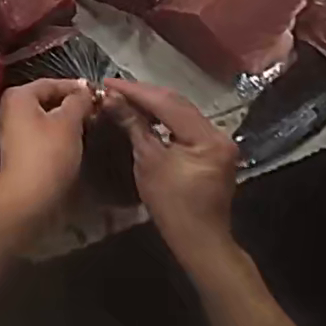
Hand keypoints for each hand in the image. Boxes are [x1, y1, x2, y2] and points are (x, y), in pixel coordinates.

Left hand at [0, 79, 94, 228]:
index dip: (76, 87)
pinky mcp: (18, 147)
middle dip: (71, 103)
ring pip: (44, 115)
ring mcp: (12, 128)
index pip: (51, 83)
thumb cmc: (48, 154)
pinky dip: (57, 131)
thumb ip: (78, 101)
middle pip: (46, 98)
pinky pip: (41, 130)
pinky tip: (74, 138)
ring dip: (66, 118)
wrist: (28, 198)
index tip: (97, 92)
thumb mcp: (69, 122)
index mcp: (18, 95)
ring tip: (89, 122)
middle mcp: (10, 107)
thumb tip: (85, 90)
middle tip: (96, 108)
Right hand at [103, 80, 238, 263]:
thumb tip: (110, 98)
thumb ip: (132, 123)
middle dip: (143, 94)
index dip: (134, 91)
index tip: (107, 83)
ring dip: (152, 102)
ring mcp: (217, 140)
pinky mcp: (212, 148)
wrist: (200, 243)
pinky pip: (184, 122)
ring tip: (124, 97)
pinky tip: (144, 113)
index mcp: (206, 137)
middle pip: (175, 102)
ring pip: (180, 110)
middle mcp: (217, 133)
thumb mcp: (148, 160)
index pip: (166, 103)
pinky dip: (163, 116)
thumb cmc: (172, 206)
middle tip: (113, 88)